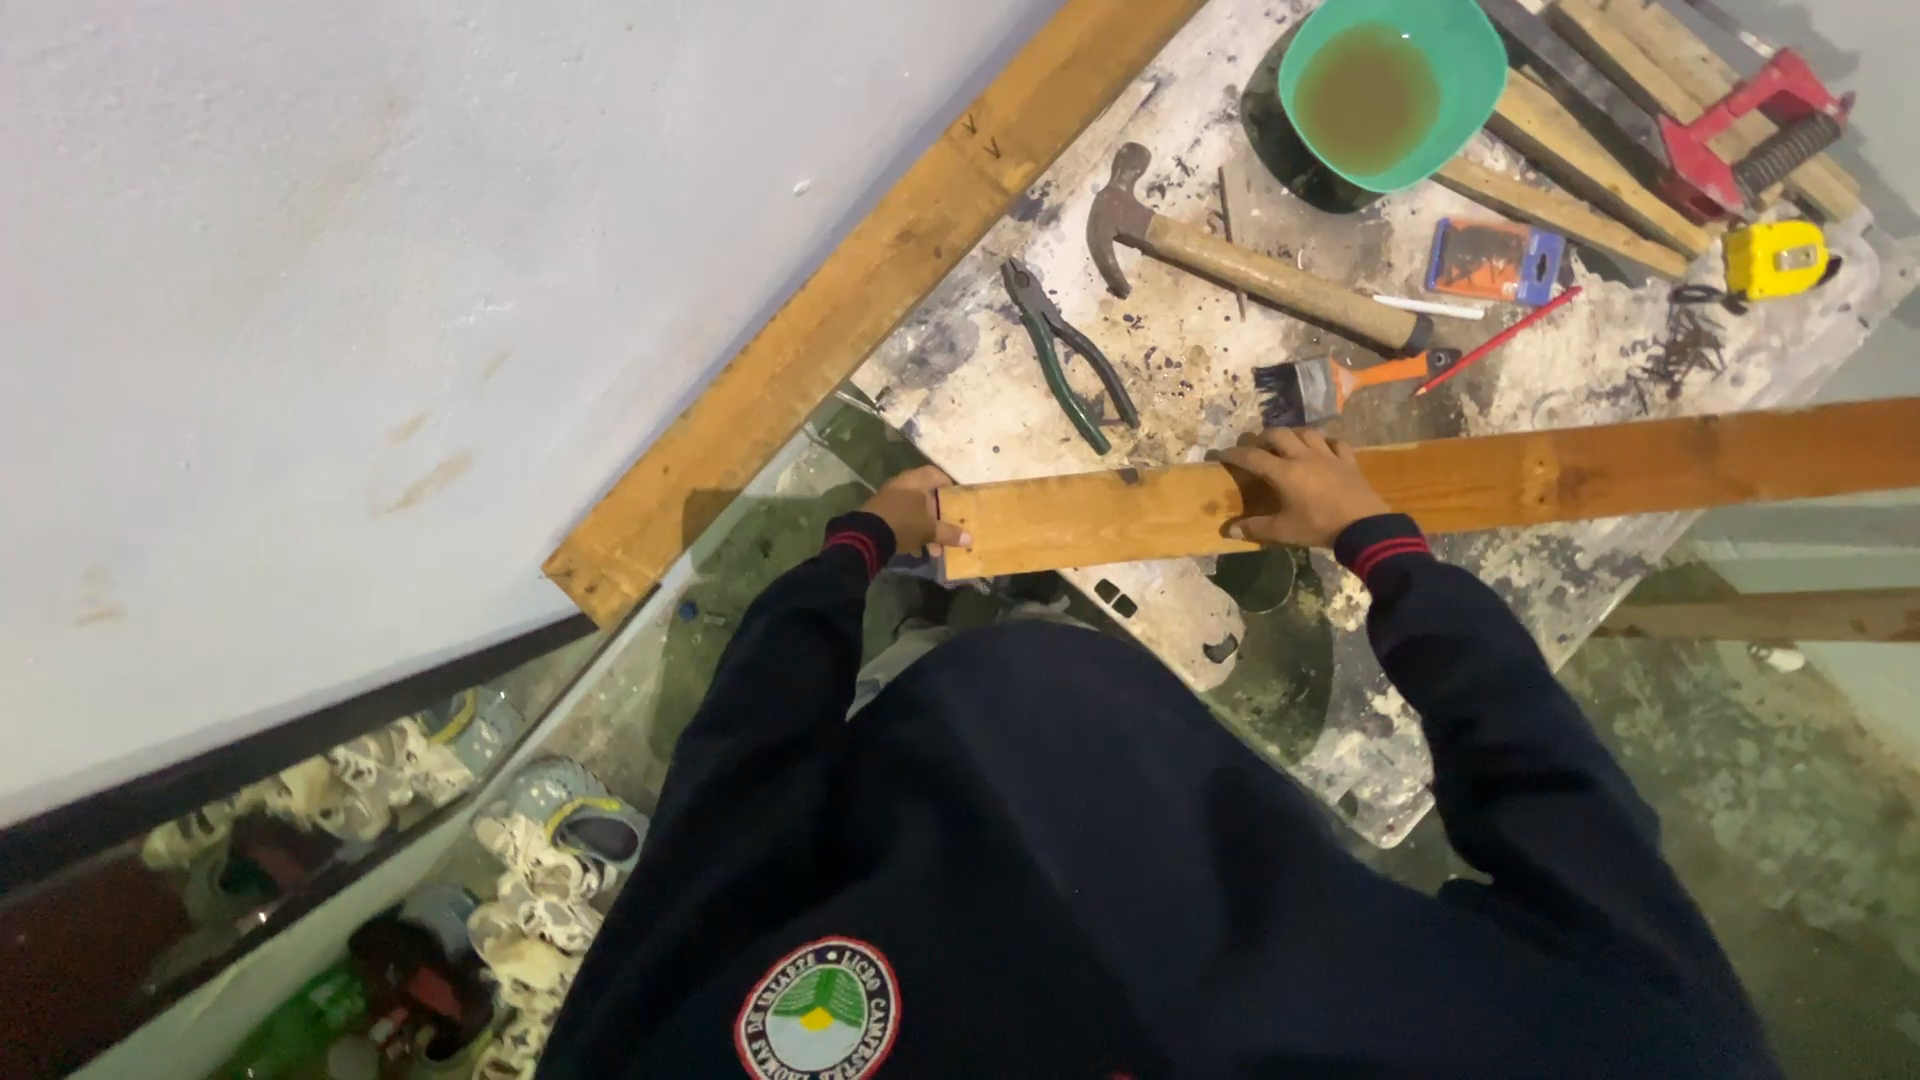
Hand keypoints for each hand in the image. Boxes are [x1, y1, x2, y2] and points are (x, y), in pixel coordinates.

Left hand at [861, 465, 972, 556]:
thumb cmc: (904, 523)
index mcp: (916, 480)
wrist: (867, 535)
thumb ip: (949, 533)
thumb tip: (970, 538)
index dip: (948, 484)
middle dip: (937, 511)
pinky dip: (910, 530)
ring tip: (933, 544)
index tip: (957, 498)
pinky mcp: (879, 511)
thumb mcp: (929, 530)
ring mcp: (888, 497)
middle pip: (925, 494)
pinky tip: (916, 549)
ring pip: (912, 508)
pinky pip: (901, 517)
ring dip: (924, 524)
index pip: (936, 474)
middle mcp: (901, 484)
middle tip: (946, 524)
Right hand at [1215, 428, 1389, 548]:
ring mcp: (1328, 456)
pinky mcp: (1348, 461)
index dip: (1233, 454)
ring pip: (1307, 432)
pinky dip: (1326, 442)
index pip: (1252, 456)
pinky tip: (1323, 448)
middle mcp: (1303, 457)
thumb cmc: (1318, 526)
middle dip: (1262, 437)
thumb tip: (1228, 531)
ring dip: (1292, 434)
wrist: (1364, 527)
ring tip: (1286, 443)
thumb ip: (1255, 528)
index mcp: (1284, 472)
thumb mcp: (1283, 531)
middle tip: (1255, 447)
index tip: (1219, 454)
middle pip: (1278, 434)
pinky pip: (1337, 443)